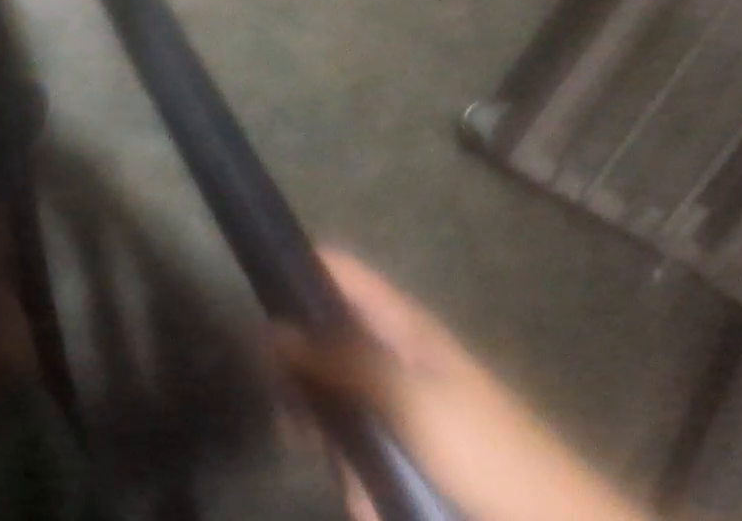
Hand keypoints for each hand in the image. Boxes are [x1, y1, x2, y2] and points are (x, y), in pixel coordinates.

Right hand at [277, 251, 647, 520]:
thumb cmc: (488, 453)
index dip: (296, 268)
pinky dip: (337, 452)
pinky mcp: (400, 448)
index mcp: (403, 327)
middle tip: (271, 386)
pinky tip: (336, 473)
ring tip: (301, 440)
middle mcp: (394, 354)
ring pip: (329, 388)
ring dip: (310, 412)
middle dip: (292, 357)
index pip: (339, 274)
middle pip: (322, 331)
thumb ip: (340, 361)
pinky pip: (350, 436)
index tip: (253, 287)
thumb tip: (273, 328)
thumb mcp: (410, 400)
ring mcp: (397, 403)